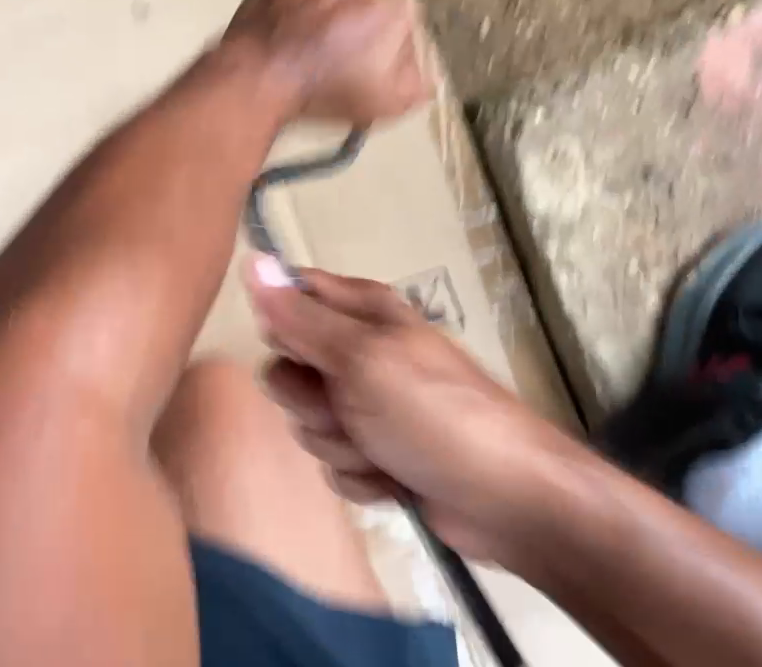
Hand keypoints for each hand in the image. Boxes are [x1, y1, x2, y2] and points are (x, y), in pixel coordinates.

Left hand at [222, 0, 429, 124]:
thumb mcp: (385, 104)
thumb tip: (423, 76)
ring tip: (305, 45)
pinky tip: (284, 30)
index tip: (370, 66)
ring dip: (322, 11)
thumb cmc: (323, 91)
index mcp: (392, 4)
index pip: (403, 20)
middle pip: (365, 2)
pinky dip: (292, 4)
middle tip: (333, 58)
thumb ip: (416, 85)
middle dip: (353, 26)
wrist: (257, 76)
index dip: (388, 47)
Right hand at [244, 256, 589, 569]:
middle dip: (311, 403)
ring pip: (307, 421)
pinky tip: (392, 478)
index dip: (283, 330)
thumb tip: (251, 259)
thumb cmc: (434, 414)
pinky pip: (333, 461)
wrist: (509, 501)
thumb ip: (299, 316)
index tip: (303, 356)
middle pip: (288, 369)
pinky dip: (360, 475)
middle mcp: (360, 351)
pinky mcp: (377, 452)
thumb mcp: (359, 358)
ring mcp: (369, 404)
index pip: (289, 299)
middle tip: (348, 410)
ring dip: (339, 445)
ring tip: (381, 450)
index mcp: (360, 311)